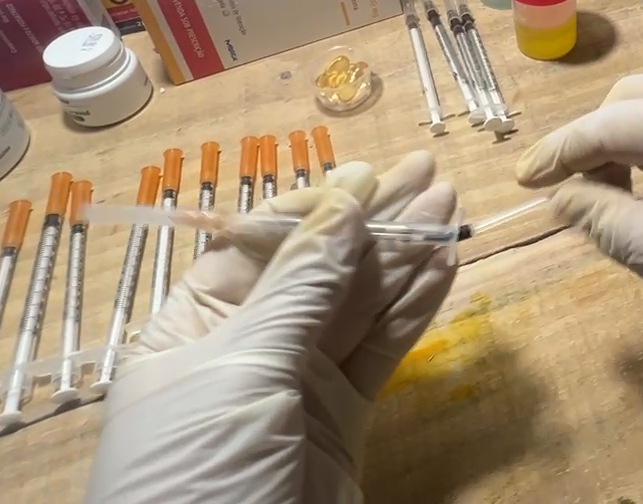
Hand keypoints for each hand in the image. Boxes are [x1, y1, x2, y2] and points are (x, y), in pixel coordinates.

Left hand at [85, 152, 457, 503]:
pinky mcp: (347, 412)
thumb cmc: (199, 480)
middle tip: (426, 170)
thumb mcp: (243, 371)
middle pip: (322, 265)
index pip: (260, 246)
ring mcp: (302, 379)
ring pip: (362, 301)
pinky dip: (417, 304)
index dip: (315, 207)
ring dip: (406, 252)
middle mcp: (252, 344)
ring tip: (447, 204)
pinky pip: (387, 345)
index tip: (367, 174)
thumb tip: (346, 202)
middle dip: (374, 218)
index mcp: (194, 328)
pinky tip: (446, 265)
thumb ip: (301, 286)